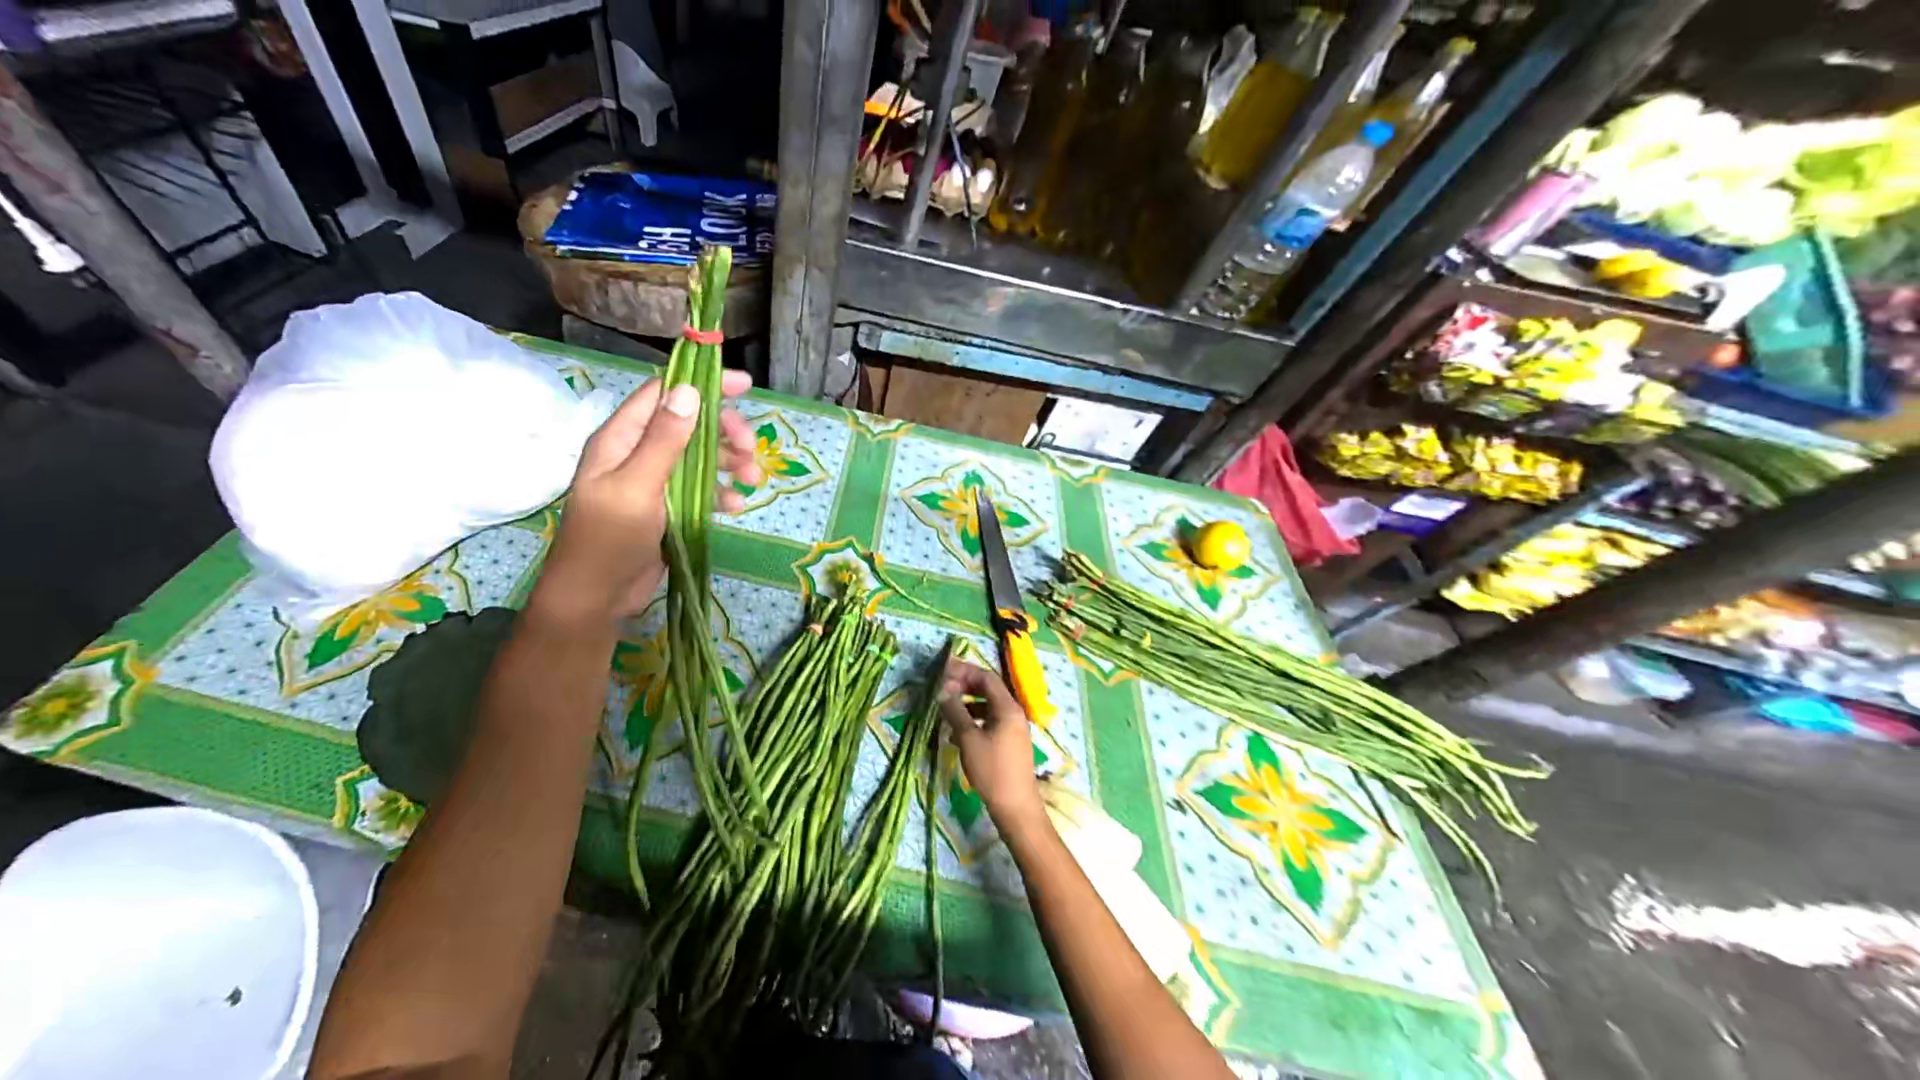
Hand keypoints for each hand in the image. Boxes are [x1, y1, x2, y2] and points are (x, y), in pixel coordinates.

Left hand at [530, 371, 759, 629]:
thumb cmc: (609, 539)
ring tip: (752, 480)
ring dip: (729, 464)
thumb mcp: (638, 486)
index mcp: (621, 439)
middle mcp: (638, 453)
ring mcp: (654, 482)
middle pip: (690, 425)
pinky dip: (720, 493)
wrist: (596, 597)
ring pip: (700, 458)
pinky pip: (700, 490)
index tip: (745, 385)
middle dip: (725, 433)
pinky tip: (736, 506)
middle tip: (752, 449)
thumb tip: (689, 390)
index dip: (703, 384)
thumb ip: (664, 440)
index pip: (664, 394)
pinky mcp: (668, 508)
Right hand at [939, 660, 1044, 829]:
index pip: (986, 677)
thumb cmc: (992, 770)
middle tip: (942, 687)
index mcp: (1008, 707)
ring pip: (988, 706)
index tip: (943, 671)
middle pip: (989, 689)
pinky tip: (957, 733)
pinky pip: (990, 721)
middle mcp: (1014, 713)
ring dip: (967, 703)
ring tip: (946, 709)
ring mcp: (1014, 728)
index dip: (964, 671)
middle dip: (965, 685)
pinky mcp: (1010, 742)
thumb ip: (955, 711)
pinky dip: (973, 720)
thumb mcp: (968, 739)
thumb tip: (942, 690)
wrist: (1015, 806)